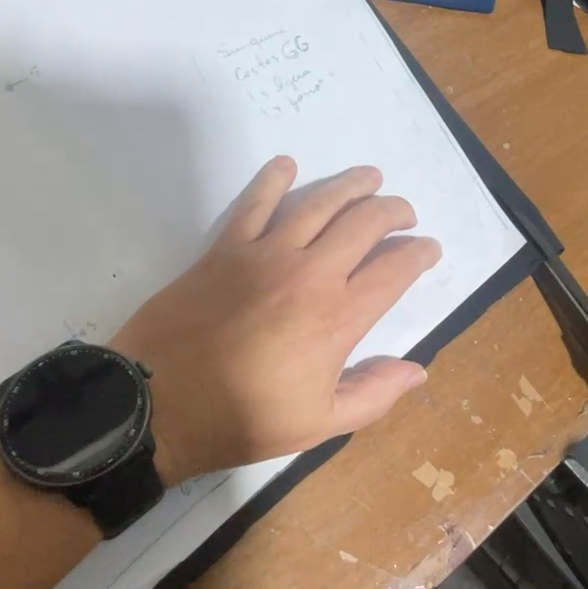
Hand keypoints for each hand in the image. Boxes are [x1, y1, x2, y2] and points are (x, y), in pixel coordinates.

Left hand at [109, 156, 441, 484]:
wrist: (158, 406)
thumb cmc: (242, 418)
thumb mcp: (318, 424)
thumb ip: (374, 394)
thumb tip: (418, 368)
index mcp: (338, 317)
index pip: (395, 270)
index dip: (419, 254)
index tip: (429, 248)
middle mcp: (310, 273)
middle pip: (365, 223)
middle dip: (394, 211)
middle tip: (404, 212)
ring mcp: (266, 254)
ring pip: (319, 202)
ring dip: (351, 185)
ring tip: (370, 177)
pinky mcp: (225, 248)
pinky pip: (255, 202)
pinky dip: (273, 179)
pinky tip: (287, 164)